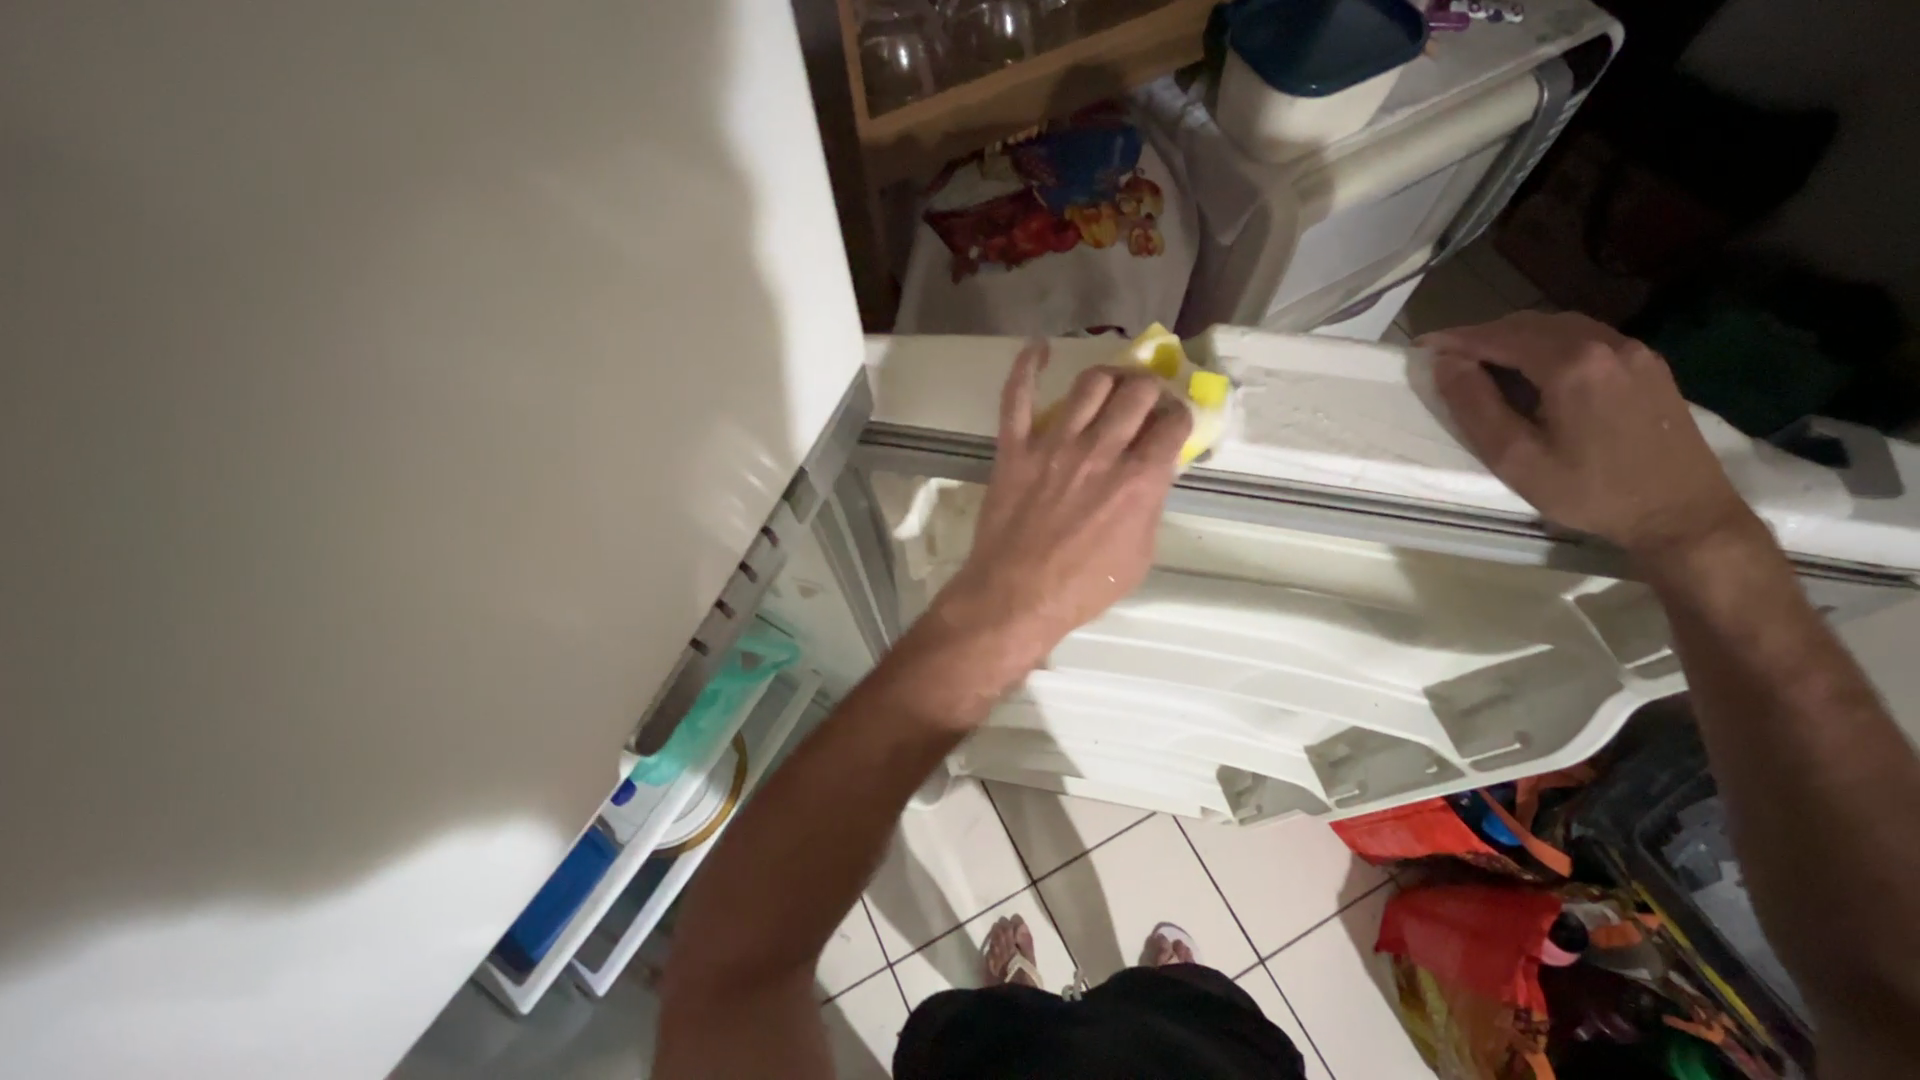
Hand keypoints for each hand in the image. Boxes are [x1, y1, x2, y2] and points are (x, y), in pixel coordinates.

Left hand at [923, 340, 1191, 679]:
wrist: (1016, 596)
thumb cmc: (1083, 588)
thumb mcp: (1139, 556)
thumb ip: (1150, 507)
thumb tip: (1152, 477)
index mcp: (1139, 480)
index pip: (1173, 422)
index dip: (1179, 415)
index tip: (1173, 420)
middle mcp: (1101, 451)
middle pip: (1137, 391)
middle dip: (1150, 388)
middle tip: (1145, 399)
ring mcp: (1054, 444)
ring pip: (1089, 383)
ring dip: (1108, 376)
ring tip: (1110, 384)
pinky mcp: (1015, 447)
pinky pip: (1017, 395)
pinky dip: (1027, 367)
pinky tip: (1038, 349)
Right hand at [1423, 312, 1756, 559]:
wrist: (1681, 513)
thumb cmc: (1590, 492)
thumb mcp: (1516, 459)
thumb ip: (1475, 406)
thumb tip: (1447, 364)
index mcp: (1572, 363)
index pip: (1500, 336)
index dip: (1456, 339)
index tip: (1423, 346)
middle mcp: (1607, 343)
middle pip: (1530, 324)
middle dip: (1484, 336)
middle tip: (1449, 357)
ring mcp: (1634, 351)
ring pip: (1561, 327)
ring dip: (1517, 338)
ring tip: (1486, 362)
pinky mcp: (1649, 365)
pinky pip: (1588, 339)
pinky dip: (1550, 344)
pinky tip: (1536, 369)